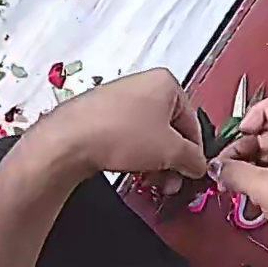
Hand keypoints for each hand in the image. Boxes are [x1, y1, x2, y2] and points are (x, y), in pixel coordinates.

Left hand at [32, 68, 207, 188]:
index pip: (192, 123)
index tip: (191, 173)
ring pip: (150, 136)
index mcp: (166, 83)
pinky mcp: (103, 114)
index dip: (194, 153)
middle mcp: (144, 85)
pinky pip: (129, 136)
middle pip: (171, 130)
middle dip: (173, 160)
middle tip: (170, 183)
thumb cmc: (119, 134)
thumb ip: (193, 159)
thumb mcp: (171, 151)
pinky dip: (135, 154)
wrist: (68, 141)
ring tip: (151, 180)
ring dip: (156, 161)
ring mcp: (121, 99)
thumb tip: (199, 165)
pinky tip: (132, 169)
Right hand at [212, 92, 267, 264]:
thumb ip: (236, 171)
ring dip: (245, 163)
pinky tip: (236, 186)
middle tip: (222, 163)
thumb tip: (216, 166)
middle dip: (244, 145)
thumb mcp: (267, 188)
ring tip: (224, 178)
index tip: (242, 130)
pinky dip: (254, 175)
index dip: (260, 112)